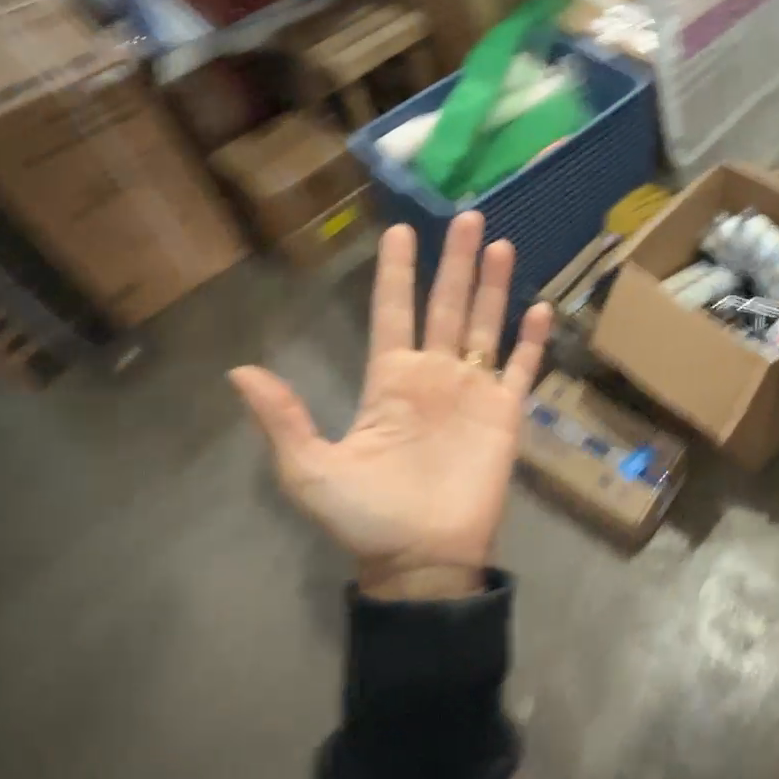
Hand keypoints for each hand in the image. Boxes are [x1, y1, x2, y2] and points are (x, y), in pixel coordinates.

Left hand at [230, 212, 551, 599]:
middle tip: (468, 217)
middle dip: (456, 262)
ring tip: (501, 245)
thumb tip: (240, 371)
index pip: (392, 312)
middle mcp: (433, 374)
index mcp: (389, 380)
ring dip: (493, 287)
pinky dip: (529, 340)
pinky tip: (538, 308)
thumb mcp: (310, 470)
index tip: (400, 231)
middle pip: (446, 306)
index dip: (396, 273)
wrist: (421, 560)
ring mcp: (472, 391)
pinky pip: (520, 368)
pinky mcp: (505, 414)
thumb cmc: (366, 515)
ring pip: (484, 326)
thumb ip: (283, 419)